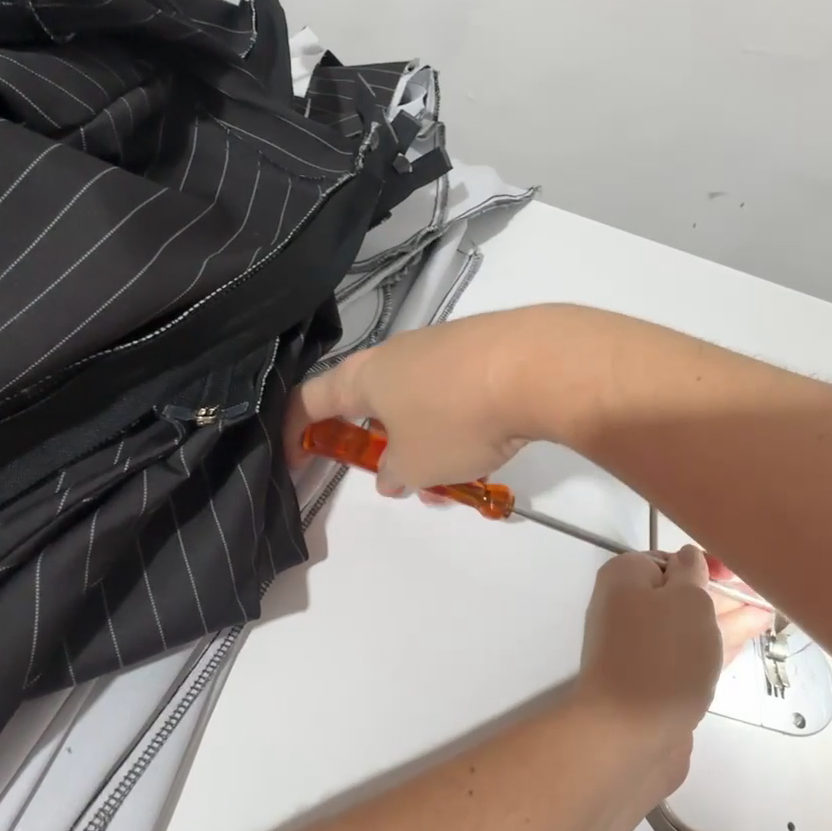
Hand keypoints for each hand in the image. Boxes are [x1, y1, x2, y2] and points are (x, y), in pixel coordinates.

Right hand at [288, 308, 586, 495]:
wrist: (536, 366)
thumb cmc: (455, 418)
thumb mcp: (415, 464)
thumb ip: (393, 473)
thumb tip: (391, 474)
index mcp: (365, 375)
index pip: (310, 399)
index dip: (295, 431)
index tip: (295, 462)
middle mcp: (399, 353)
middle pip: (373, 403)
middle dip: (382, 449)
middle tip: (399, 481)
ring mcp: (444, 347)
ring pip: (421, 405)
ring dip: (428, 447)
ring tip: (454, 484)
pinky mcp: (485, 349)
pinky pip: (457, 395)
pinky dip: (460, 428)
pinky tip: (488, 454)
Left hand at [572, 546, 775, 794]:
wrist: (628, 734)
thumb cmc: (662, 655)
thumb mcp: (687, 599)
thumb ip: (694, 573)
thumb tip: (690, 559)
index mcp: (625, 577)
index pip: (671, 559)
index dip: (707, 564)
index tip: (741, 573)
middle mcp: (625, 608)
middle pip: (680, 593)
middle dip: (722, 594)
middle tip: (765, 595)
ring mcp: (638, 648)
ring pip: (687, 627)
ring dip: (724, 620)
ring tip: (766, 616)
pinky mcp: (652, 682)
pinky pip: (687, 655)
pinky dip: (714, 646)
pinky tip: (741, 642)